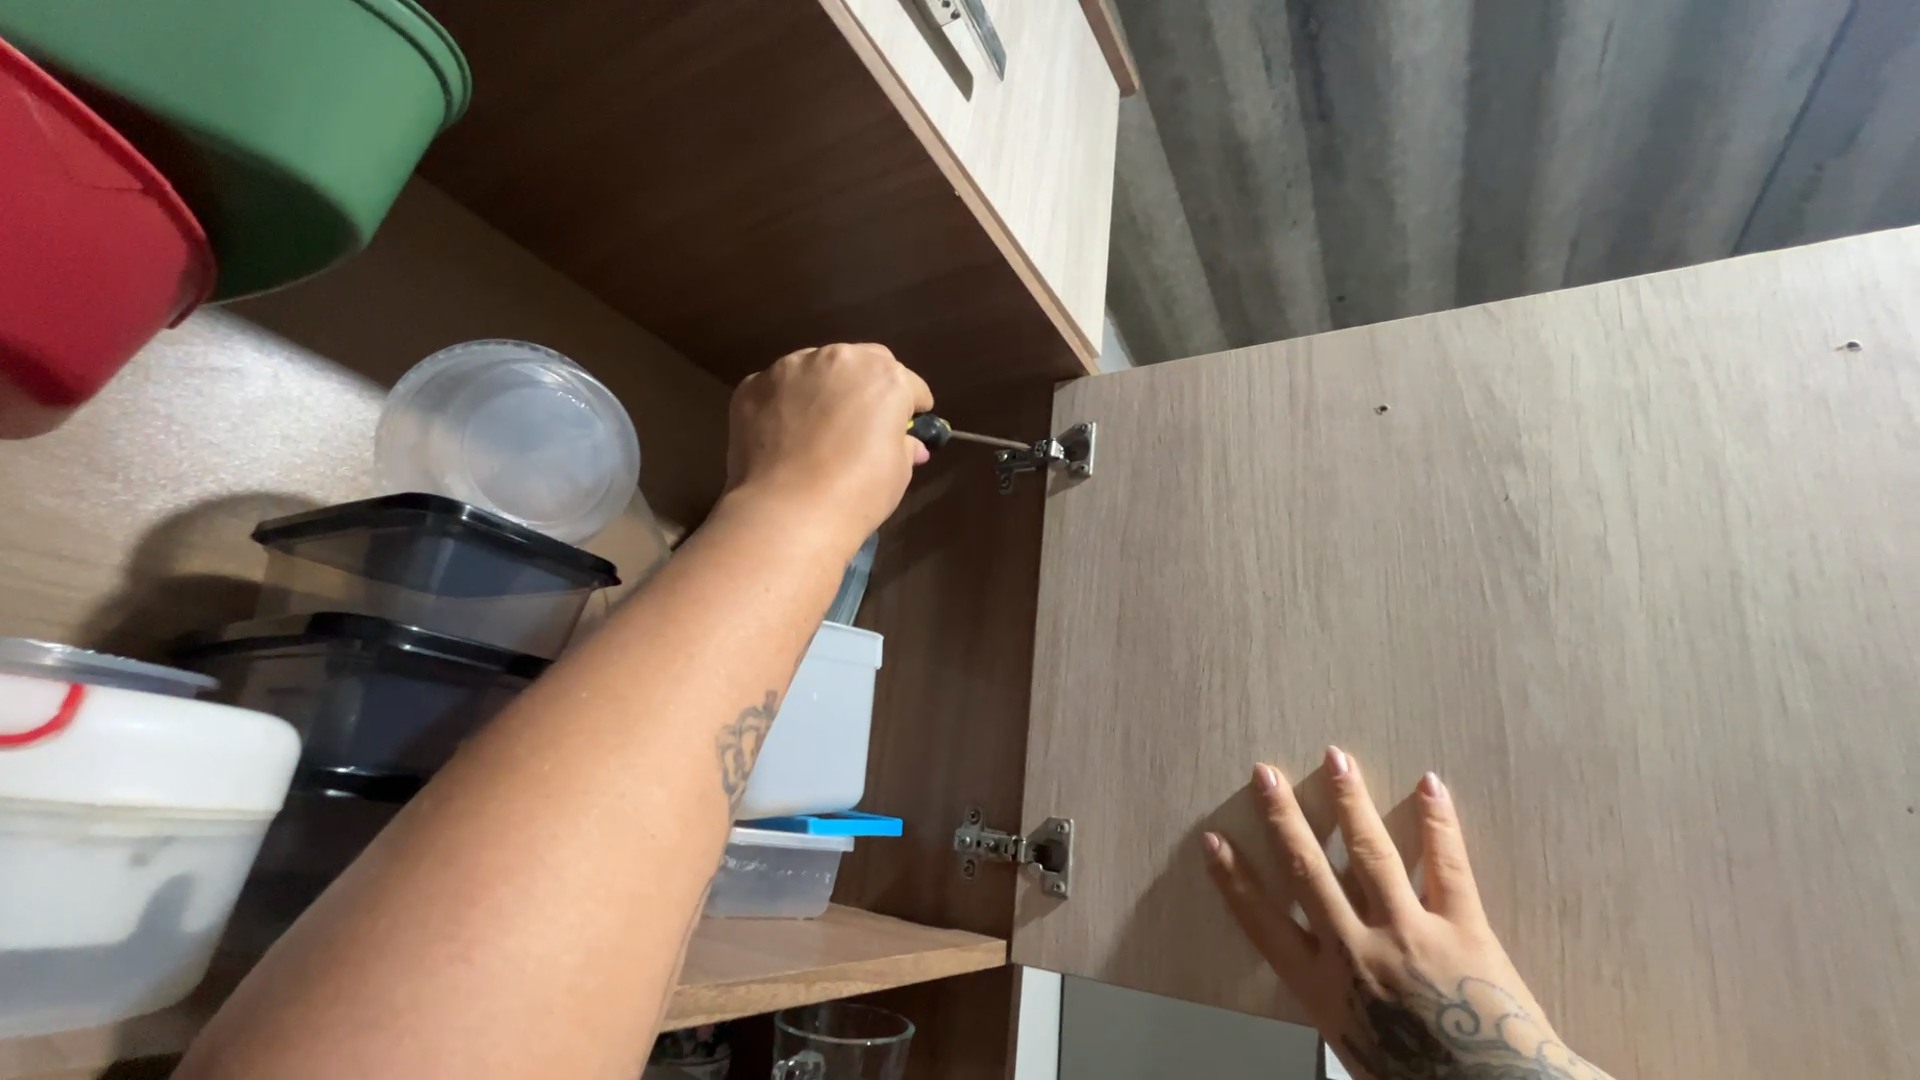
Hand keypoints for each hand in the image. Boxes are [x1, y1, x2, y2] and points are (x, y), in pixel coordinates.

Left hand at [724, 344, 932, 551]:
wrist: (788, 511)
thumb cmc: (857, 492)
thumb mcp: (898, 473)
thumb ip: (904, 446)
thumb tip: (909, 444)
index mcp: (885, 377)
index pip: (910, 384)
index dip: (913, 406)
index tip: (910, 423)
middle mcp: (839, 359)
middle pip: (862, 362)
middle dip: (868, 385)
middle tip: (864, 420)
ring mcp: (791, 368)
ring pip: (816, 369)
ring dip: (824, 389)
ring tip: (817, 428)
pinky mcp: (753, 385)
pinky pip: (778, 389)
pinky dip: (785, 404)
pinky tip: (783, 437)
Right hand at [1204, 749, 1613, 1079]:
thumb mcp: (1355, 1048)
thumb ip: (1337, 1002)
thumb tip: (1328, 969)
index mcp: (1323, 986)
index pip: (1262, 922)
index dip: (1234, 878)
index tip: (1214, 841)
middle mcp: (1355, 951)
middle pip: (1309, 870)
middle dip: (1284, 818)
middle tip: (1266, 774)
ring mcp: (1408, 934)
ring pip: (1369, 854)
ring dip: (1349, 802)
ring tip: (1336, 758)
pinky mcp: (1464, 930)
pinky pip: (1447, 867)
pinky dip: (1438, 824)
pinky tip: (1430, 784)